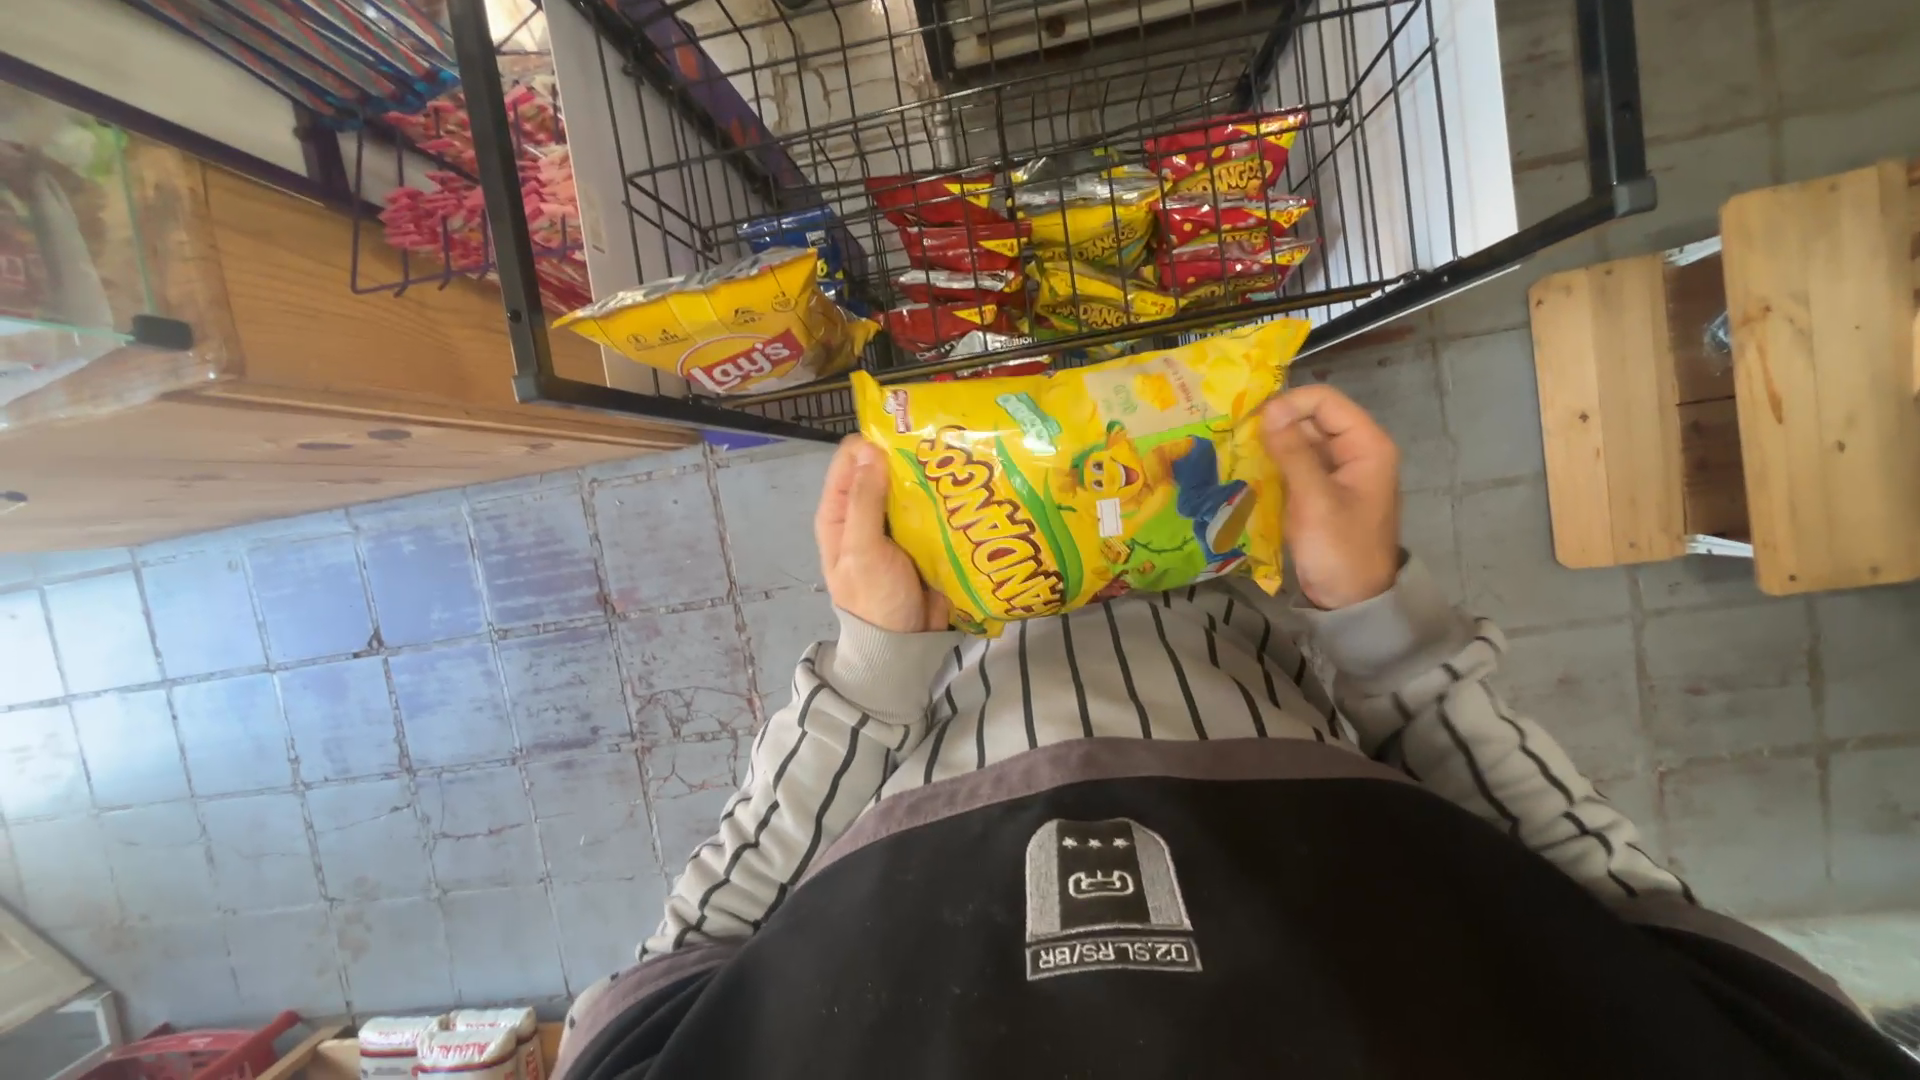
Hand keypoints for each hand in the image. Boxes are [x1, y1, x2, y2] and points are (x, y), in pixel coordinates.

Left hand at [815, 435, 951, 632]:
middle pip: (882, 468)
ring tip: (959, 457)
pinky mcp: (921, 536)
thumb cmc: (875, 598)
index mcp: (839, 513)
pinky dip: (942, 497)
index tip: (906, 431)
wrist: (903, 644)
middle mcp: (863, 513)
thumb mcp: (863, 549)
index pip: (850, 459)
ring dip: (929, 474)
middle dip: (907, 454)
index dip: (874, 441)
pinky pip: (930, 507)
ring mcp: (894, 525)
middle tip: (941, 440)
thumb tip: (871, 450)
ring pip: (909, 486)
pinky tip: (964, 486)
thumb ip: (864, 500)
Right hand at [1259, 385, 1400, 609]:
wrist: (1351, 599)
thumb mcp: (1314, 499)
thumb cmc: (1339, 549)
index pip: (1326, 401)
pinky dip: (1274, 462)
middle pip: (1312, 417)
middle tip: (1237, 435)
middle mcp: (1355, 450)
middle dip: (1277, 422)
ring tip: (1238, 450)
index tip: (1254, 423)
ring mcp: (1337, 470)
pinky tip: (1249, 469)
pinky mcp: (1320, 489)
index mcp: (1367, 445)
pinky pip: (1296, 463)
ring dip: (1272, 443)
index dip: (1290, 404)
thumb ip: (1292, 452)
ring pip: (1301, 439)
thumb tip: (1267, 411)